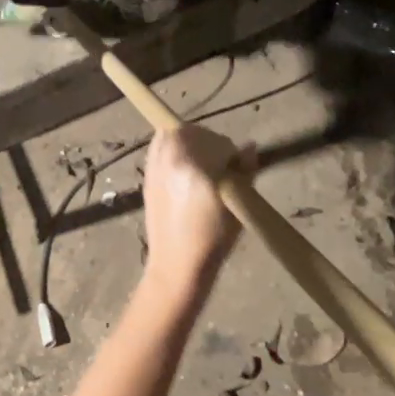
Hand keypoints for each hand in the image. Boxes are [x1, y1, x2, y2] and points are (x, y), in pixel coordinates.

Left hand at [142, 125, 249, 291]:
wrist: (176, 263)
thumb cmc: (214, 238)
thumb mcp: (238, 204)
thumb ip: (245, 170)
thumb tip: (249, 146)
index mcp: (197, 168)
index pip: (220, 143)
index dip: (231, 155)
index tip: (234, 169)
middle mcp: (172, 160)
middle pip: (195, 132)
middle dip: (210, 143)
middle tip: (218, 166)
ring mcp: (155, 165)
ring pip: (175, 134)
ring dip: (190, 142)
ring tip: (200, 165)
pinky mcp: (146, 173)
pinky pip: (160, 145)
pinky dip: (172, 147)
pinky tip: (183, 167)